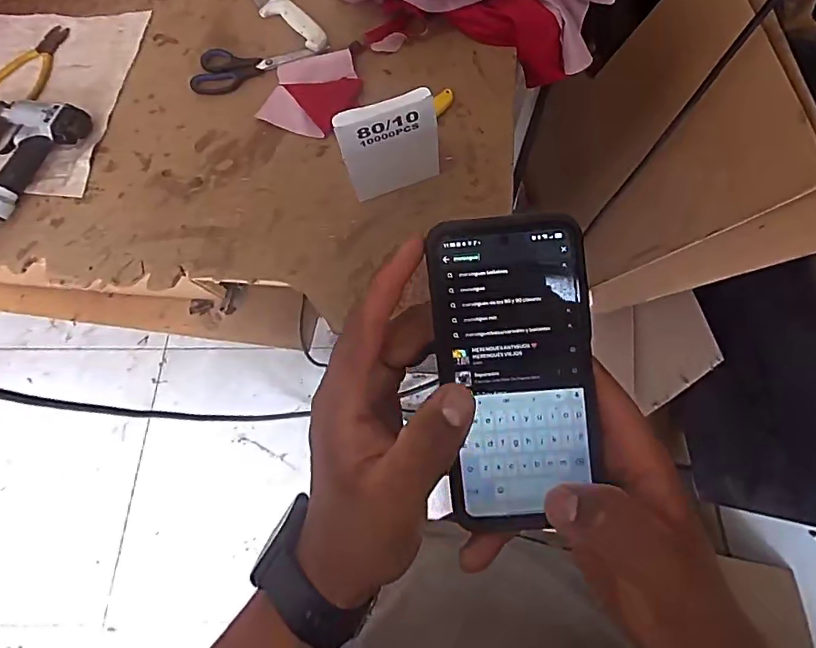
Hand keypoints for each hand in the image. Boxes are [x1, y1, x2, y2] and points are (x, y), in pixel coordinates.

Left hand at [296, 238, 474, 607]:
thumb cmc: (356, 532)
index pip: (367, 323)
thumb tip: (463, 388)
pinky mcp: (383, 414)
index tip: (415, 245)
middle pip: (392, 333)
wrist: (339, 570)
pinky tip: (464, 360)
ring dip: (436, 337)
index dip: (390, 281)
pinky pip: (411, 373)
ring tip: (476, 324)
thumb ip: (427, 442)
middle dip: (429, 312)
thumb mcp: (394, 490)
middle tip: (473, 296)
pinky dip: (437, 361)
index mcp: (344, 395)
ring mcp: (368, 400)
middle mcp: (354, 388)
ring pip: (403, 351)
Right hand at [460, 362, 766, 647]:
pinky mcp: (578, 522)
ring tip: (465, 478)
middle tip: (474, 406)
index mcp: (636, 454)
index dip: (569, 363)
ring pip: (541, 462)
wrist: (682, 640)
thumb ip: (615, 522)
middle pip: (561, 421)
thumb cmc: (685, 597)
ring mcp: (593, 492)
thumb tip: (561, 495)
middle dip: (520, 412)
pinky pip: (535, 504)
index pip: (602, 392)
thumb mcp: (654, 557)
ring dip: (504, 471)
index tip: (529, 346)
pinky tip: (481, 541)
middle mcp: (611, 463)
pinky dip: (506, 518)